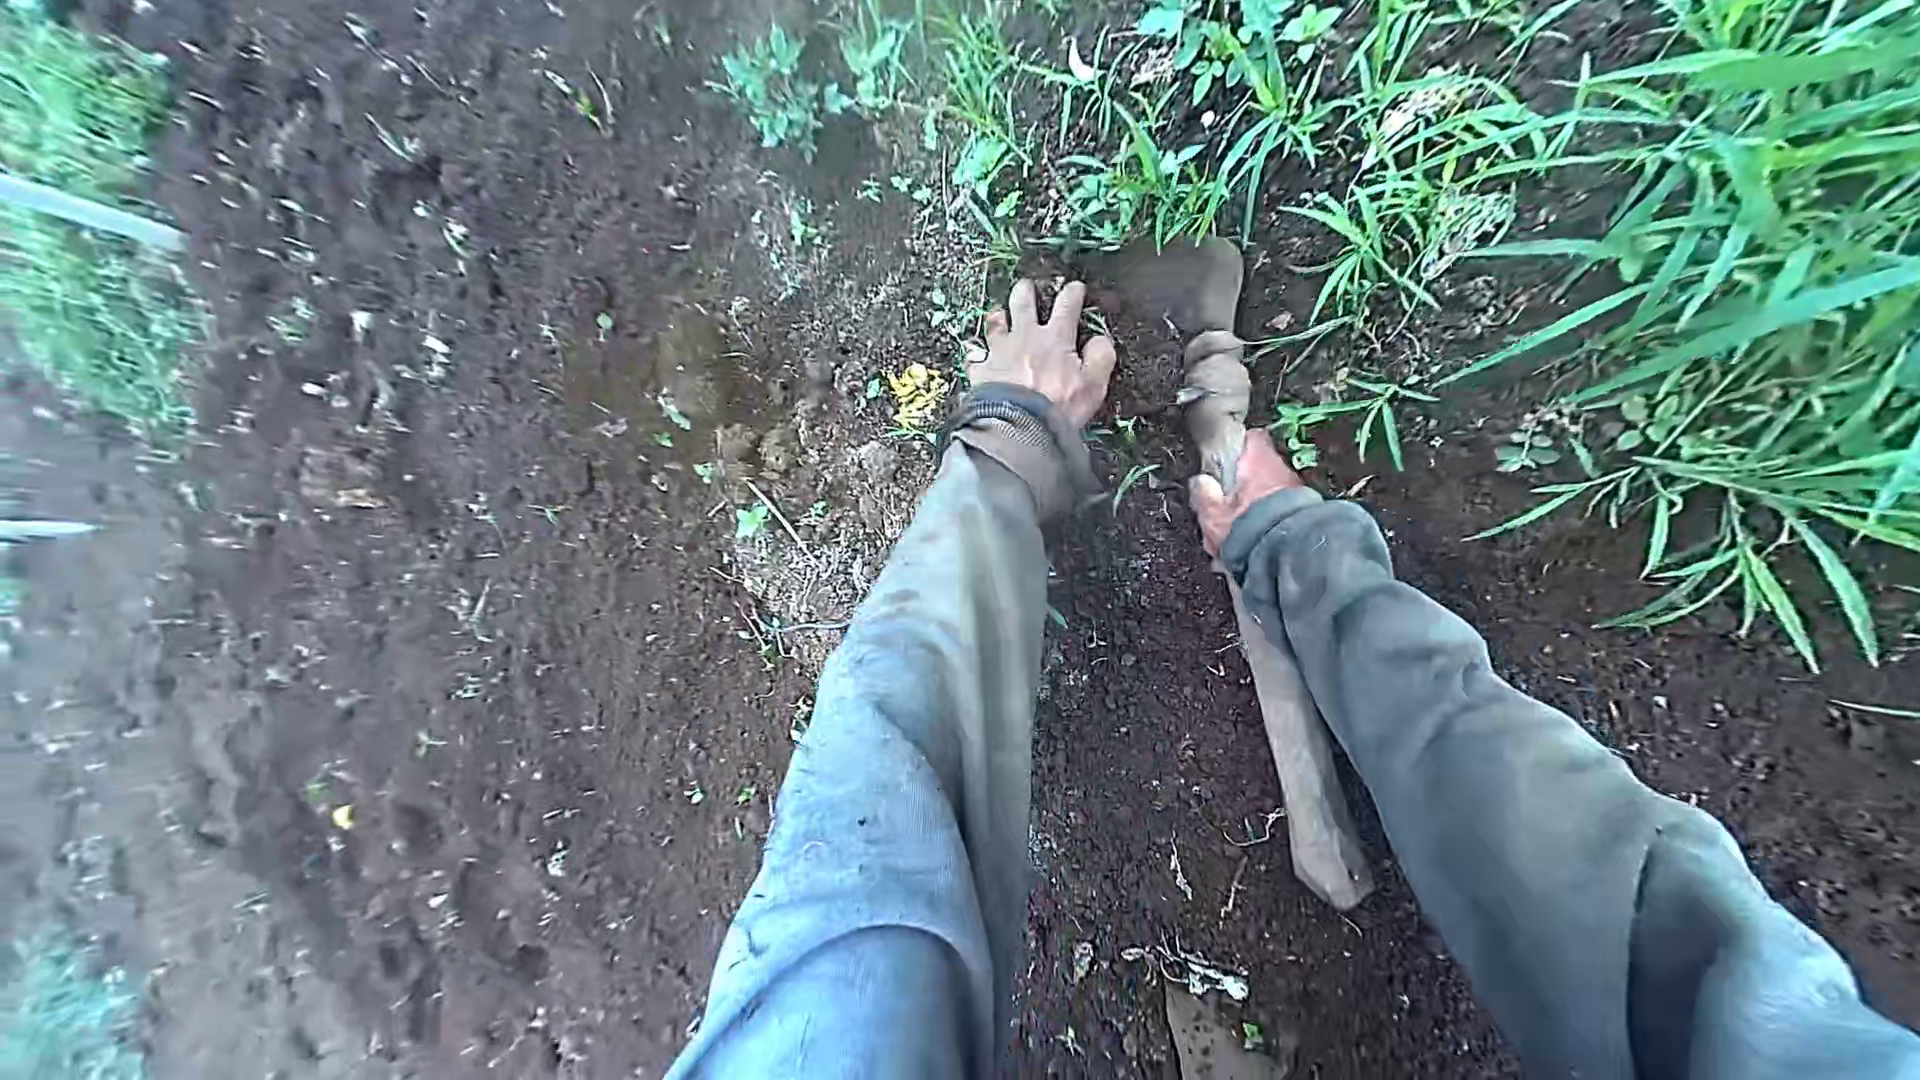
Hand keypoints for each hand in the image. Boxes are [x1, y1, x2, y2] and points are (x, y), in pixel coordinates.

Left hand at [972, 280, 1116, 427]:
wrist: (1019, 427)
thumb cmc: (1057, 409)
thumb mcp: (1093, 385)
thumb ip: (1100, 358)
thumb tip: (1099, 341)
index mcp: (1055, 339)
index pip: (1067, 305)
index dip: (1073, 293)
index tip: (1075, 289)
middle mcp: (1025, 338)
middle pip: (1023, 302)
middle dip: (1027, 291)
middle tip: (1028, 287)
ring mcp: (999, 352)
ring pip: (995, 322)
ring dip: (998, 316)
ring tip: (998, 313)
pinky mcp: (981, 370)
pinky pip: (974, 356)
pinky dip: (975, 354)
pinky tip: (975, 355)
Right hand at [1188, 429, 1304, 556]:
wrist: (1287, 555)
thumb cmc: (1249, 529)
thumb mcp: (1212, 512)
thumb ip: (1204, 494)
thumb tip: (1200, 482)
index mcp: (1258, 463)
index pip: (1252, 438)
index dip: (1237, 445)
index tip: (1224, 458)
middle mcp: (1281, 472)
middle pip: (1258, 469)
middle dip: (1240, 485)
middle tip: (1222, 503)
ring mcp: (1294, 492)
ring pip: (1265, 492)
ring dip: (1251, 507)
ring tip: (1232, 529)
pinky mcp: (1301, 513)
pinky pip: (1275, 511)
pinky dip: (1262, 521)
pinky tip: (1247, 541)